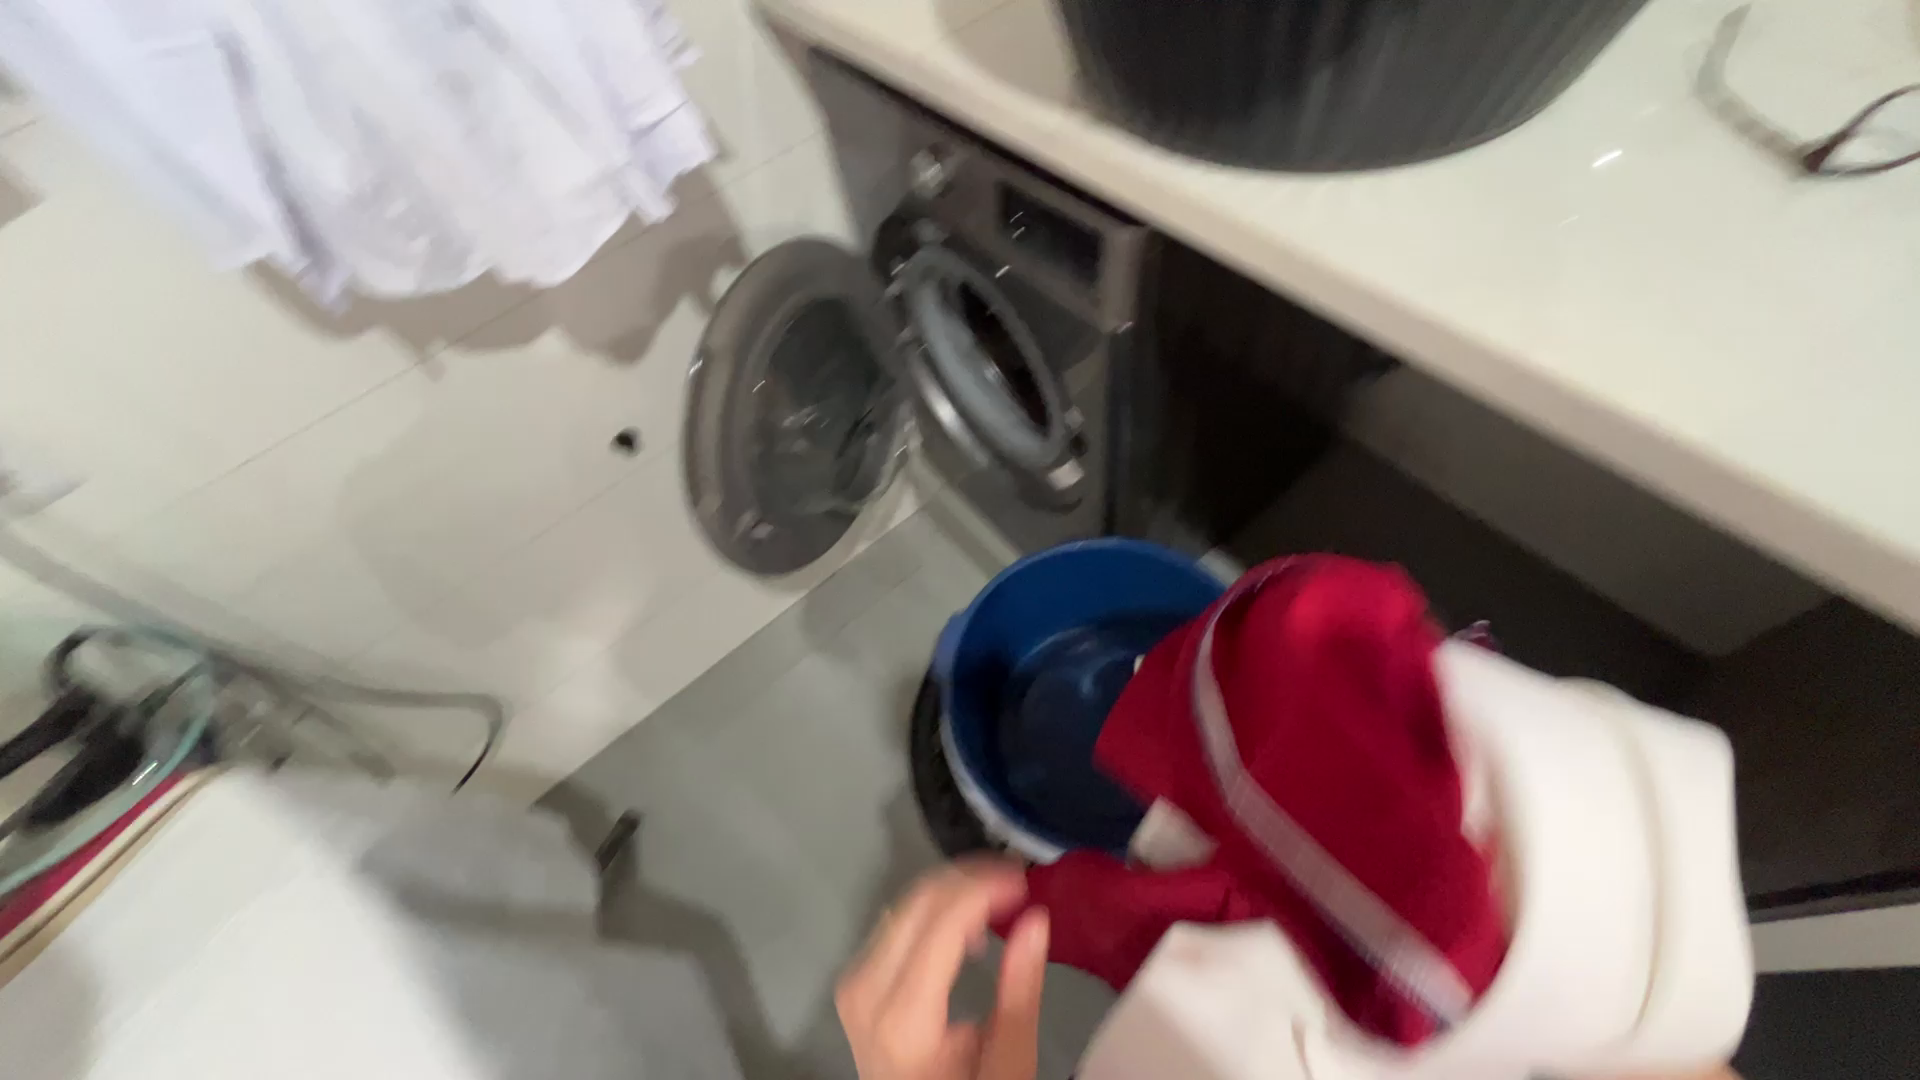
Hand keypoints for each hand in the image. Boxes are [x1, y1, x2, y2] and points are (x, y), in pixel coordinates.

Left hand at [837, 860, 1050, 1079]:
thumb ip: (1020, 992)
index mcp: (903, 1017)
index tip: (1023, 880)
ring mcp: (855, 978)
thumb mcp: (1005, 1066)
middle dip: (972, 878)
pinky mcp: (856, 974)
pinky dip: (936, 907)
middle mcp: (867, 987)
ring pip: (907, 900)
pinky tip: (968, 923)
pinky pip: (898, 917)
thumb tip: (1036, 919)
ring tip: (1000, 899)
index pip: (942, 922)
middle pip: (920, 900)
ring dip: (955, 888)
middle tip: (1017, 879)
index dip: (984, 888)